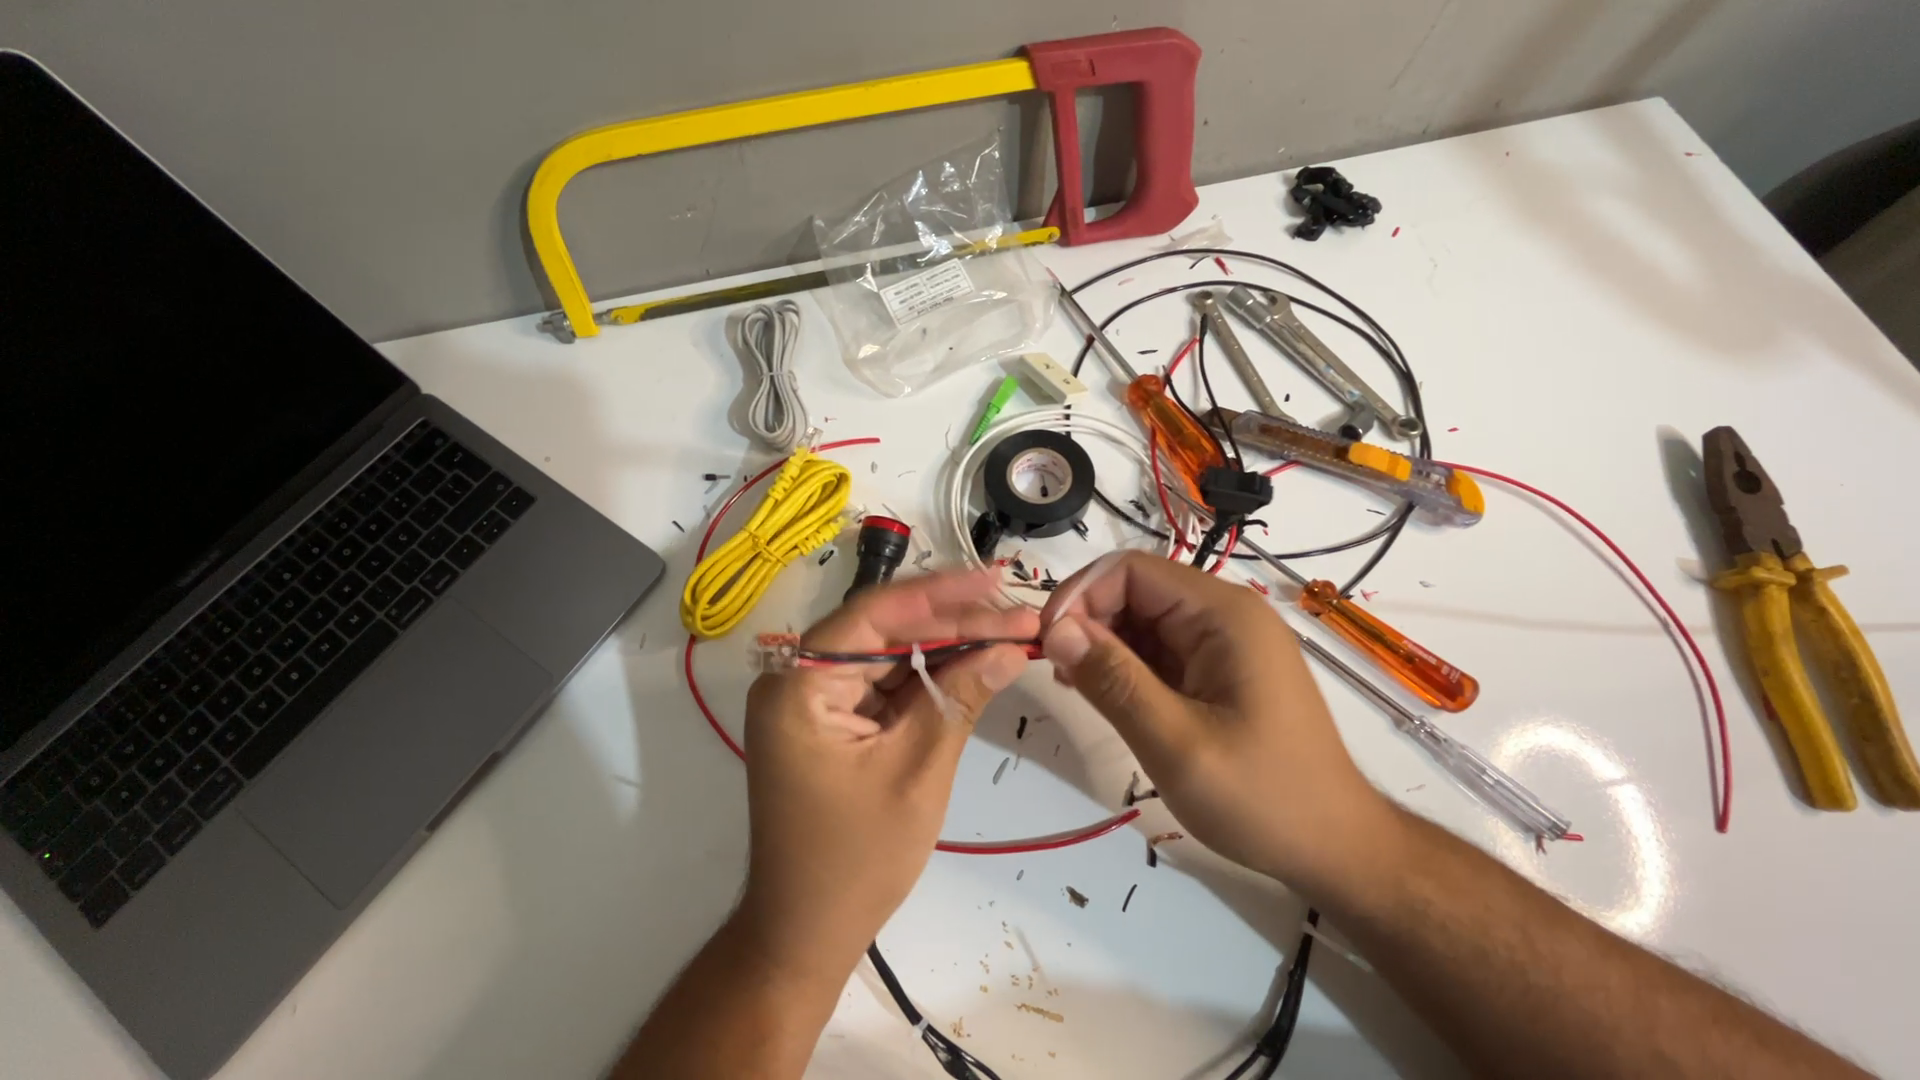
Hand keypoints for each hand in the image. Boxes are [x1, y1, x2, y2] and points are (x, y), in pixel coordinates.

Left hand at [735, 570, 1037, 978]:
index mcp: (799, 685)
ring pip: (889, 655)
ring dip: (946, 646)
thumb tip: (1011, 646)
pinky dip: (928, 678)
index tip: (996, 581)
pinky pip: (885, 685)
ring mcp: (814, 702)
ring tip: (1008, 629)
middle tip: (1017, 612)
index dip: (941, 594)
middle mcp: (798, 681)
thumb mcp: (917, 771)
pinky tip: (975, 663)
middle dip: (953, 621)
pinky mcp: (831, 723)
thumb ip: (960, 697)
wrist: (807, 933)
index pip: (874, 614)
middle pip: (883, 631)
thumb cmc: (856, 861)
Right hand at [1039, 552, 1391, 891]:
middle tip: (1061, 674)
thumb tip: (1056, 629)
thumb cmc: (1262, 797)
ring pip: (1143, 619)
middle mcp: (1226, 615)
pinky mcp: (1220, 669)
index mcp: (1224, 615)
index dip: (1081, 596)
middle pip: (1136, 589)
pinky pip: (1160, 649)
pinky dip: (1126, 665)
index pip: (1131, 570)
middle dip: (1088, 620)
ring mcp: (1225, 642)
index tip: (1048, 646)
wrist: (1332, 846)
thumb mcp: (1176, 744)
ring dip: (1103, 644)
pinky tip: (1106, 695)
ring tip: (1079, 688)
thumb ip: (1114, 681)